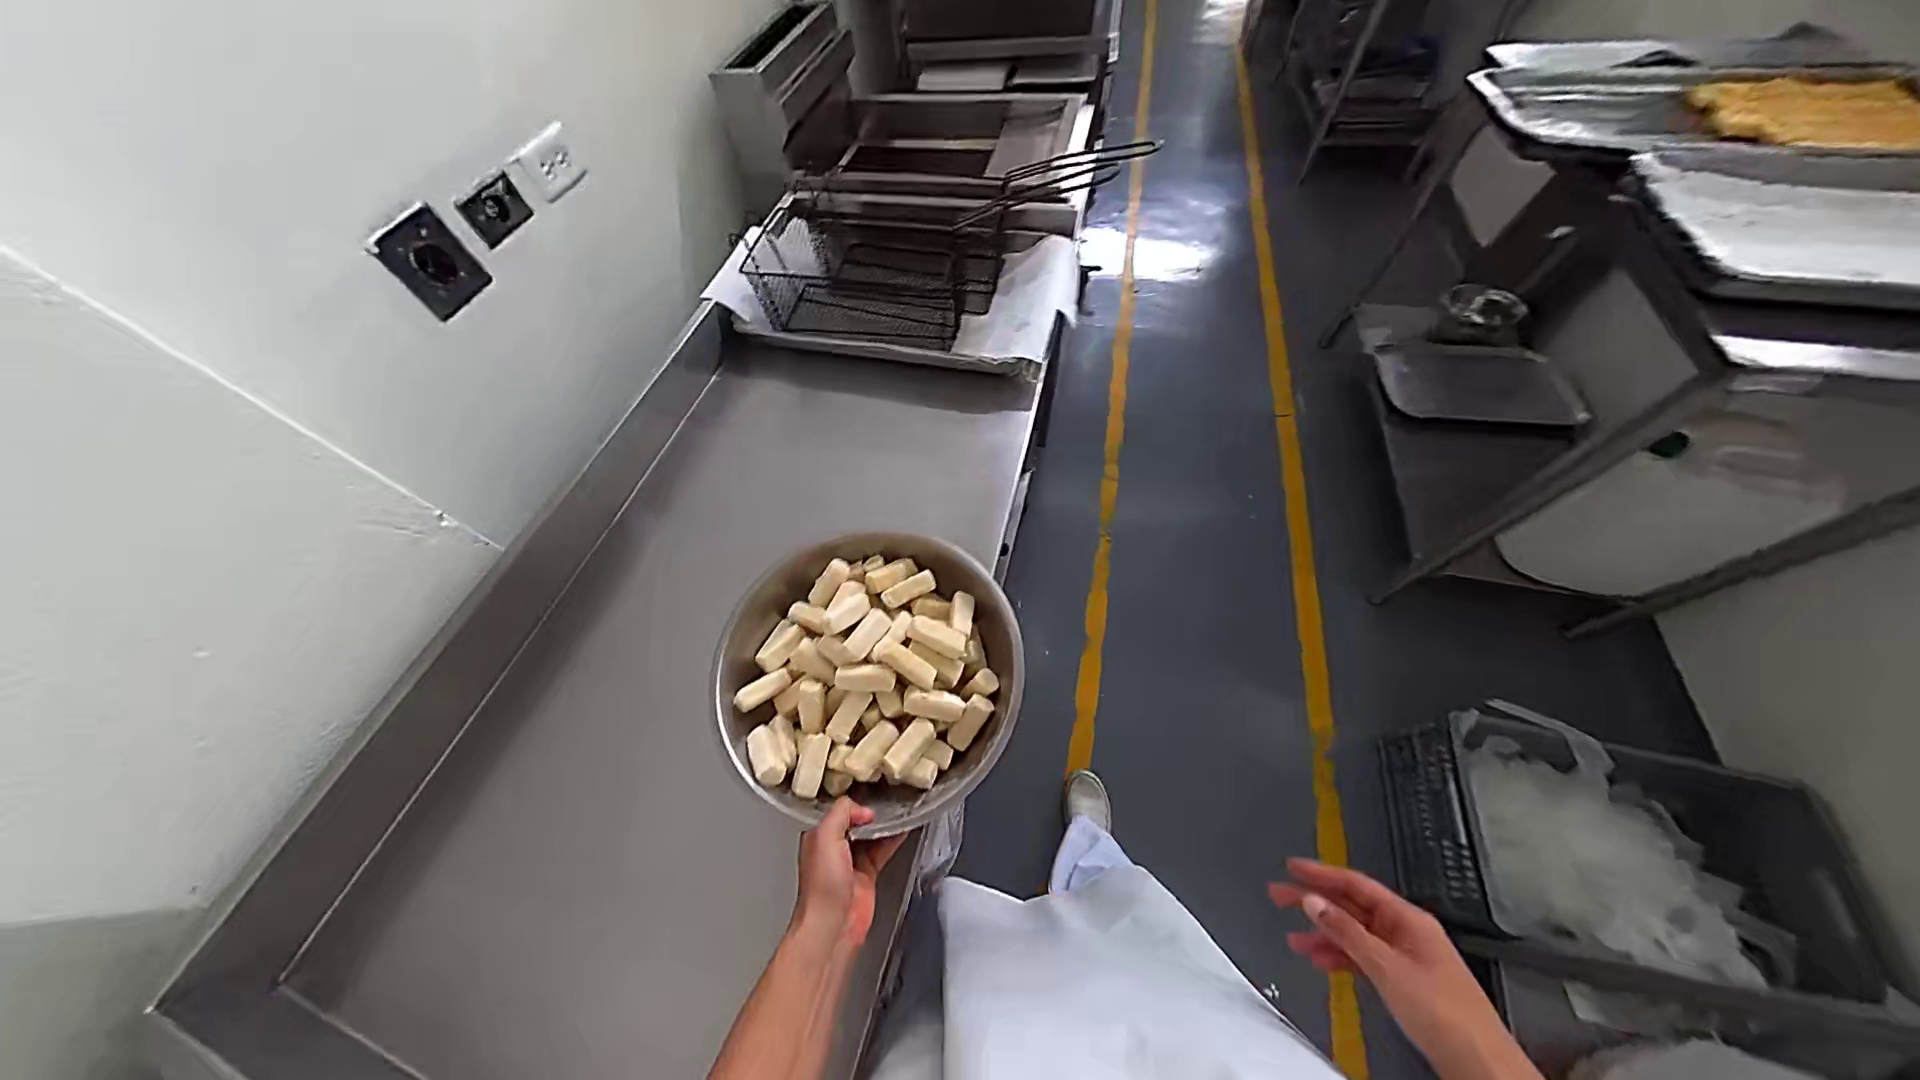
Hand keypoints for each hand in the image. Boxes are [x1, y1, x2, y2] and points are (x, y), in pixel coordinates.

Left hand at [792, 799, 908, 950]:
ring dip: (885, 823)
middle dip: (872, 810)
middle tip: (891, 795)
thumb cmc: (823, 885)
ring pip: (872, 834)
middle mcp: (833, 846)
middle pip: (856, 820)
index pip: (838, 809)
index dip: (855, 800)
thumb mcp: (826, 837)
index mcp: (819, 835)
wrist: (832, 926)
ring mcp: (851, 861)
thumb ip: (842, 813)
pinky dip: (894, 839)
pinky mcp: (867, 874)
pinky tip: (905, 828)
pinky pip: (883, 850)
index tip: (872, 790)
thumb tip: (864, 810)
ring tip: (902, 807)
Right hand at [1269, 859, 1541, 1079]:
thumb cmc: (1446, 1016)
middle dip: (1315, 902)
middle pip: (1351, 907)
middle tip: (1280, 896)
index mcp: (1407, 919)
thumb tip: (1313, 901)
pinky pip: (1362, 957)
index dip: (1322, 873)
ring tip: (1294, 938)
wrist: (1483, 1068)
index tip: (1293, 867)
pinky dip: (1339, 957)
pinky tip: (1321, 961)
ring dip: (1323, 934)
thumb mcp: (1386, 967)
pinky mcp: (1404, 981)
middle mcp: (1406, 932)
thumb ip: (1346, 931)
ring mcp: (1406, 957)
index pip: (1356, 884)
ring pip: (1354, 934)